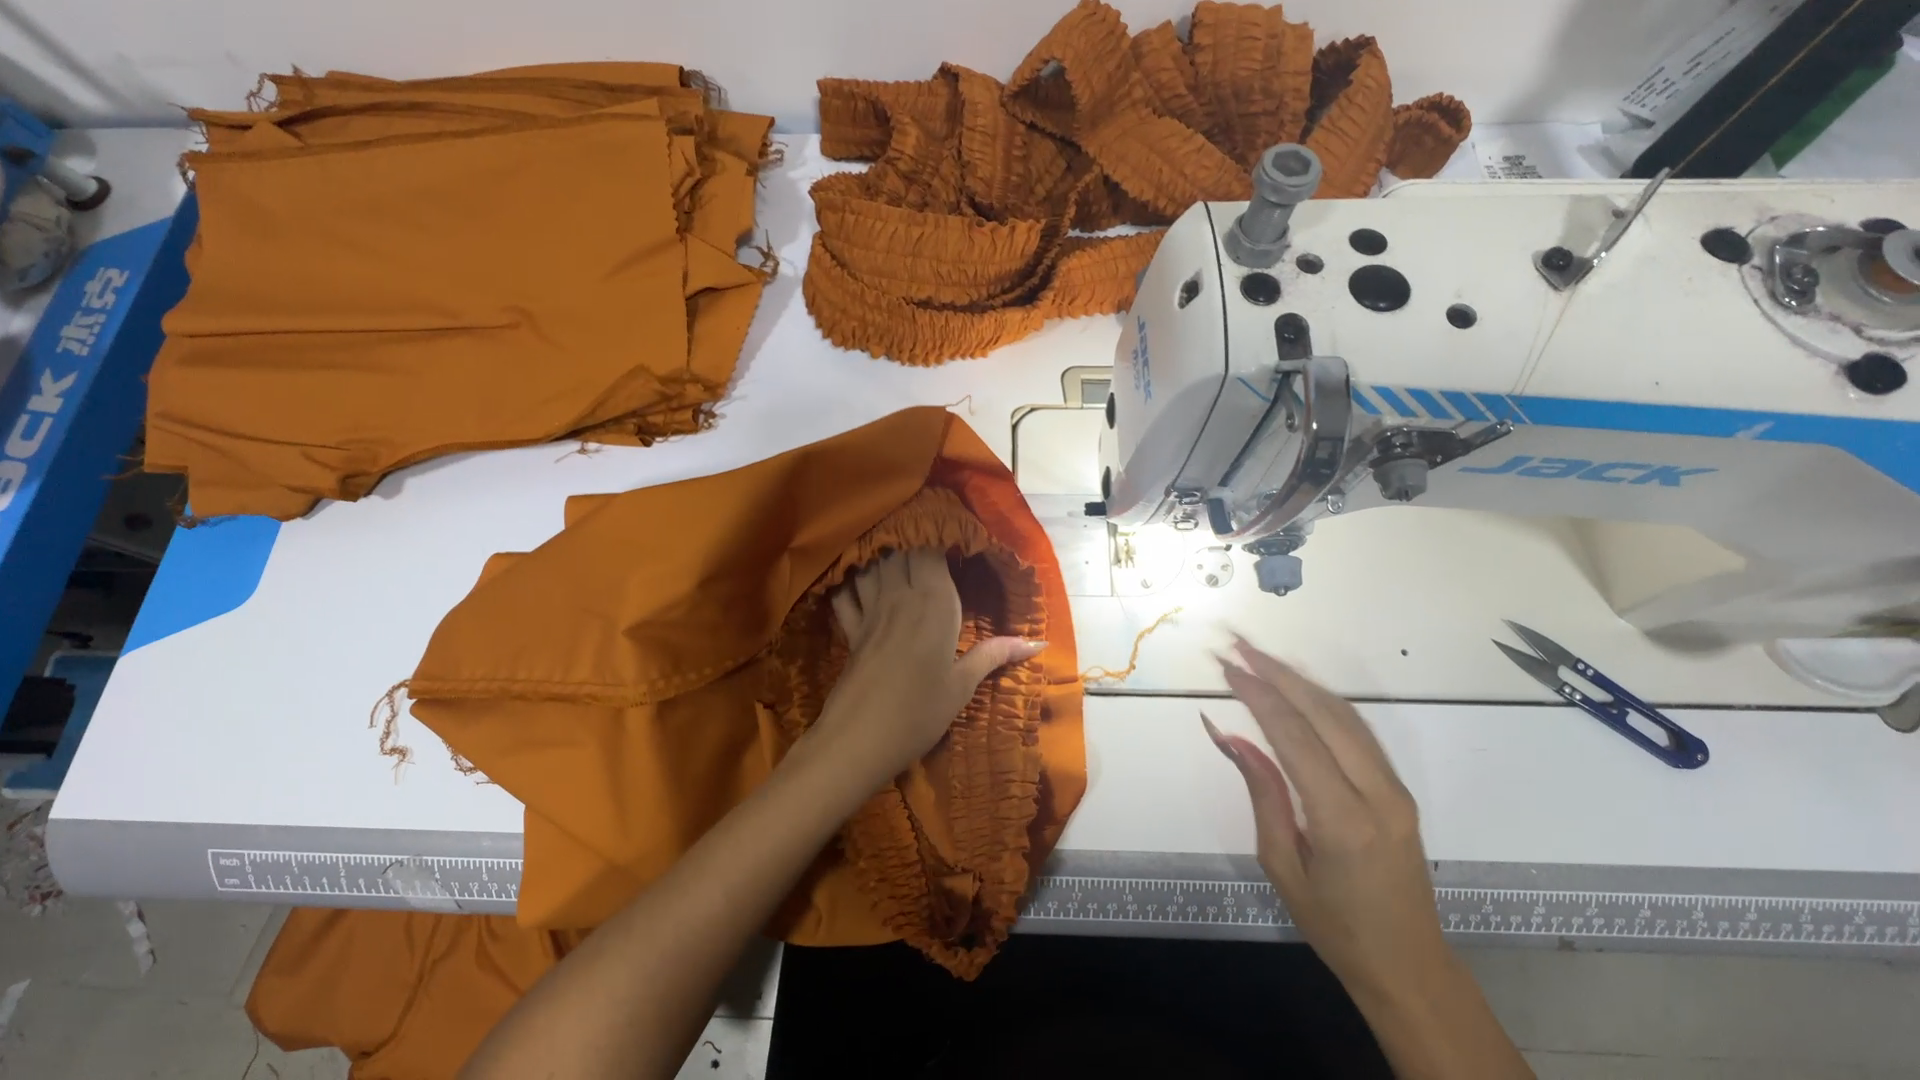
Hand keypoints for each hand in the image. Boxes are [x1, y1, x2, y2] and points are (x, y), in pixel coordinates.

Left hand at [809, 548, 1045, 787]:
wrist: (859, 739)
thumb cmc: (920, 712)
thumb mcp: (963, 685)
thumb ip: (995, 655)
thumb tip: (1039, 642)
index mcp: (932, 602)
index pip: (930, 550)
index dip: (938, 543)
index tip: (953, 548)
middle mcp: (899, 596)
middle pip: (899, 551)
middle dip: (913, 546)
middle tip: (930, 557)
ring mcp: (869, 612)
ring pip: (871, 566)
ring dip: (883, 560)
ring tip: (899, 566)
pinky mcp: (849, 631)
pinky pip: (846, 593)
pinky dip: (852, 584)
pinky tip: (862, 589)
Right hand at [1206, 636, 1446, 1001]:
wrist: (1407, 963)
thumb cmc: (1335, 926)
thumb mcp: (1282, 867)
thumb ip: (1262, 795)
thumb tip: (1233, 738)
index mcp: (1343, 820)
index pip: (1295, 738)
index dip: (1259, 697)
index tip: (1227, 668)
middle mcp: (1377, 794)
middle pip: (1325, 715)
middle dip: (1279, 675)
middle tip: (1238, 646)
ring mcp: (1396, 790)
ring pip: (1347, 717)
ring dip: (1303, 682)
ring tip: (1262, 658)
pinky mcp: (1399, 790)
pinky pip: (1360, 734)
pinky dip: (1326, 703)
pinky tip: (1300, 690)